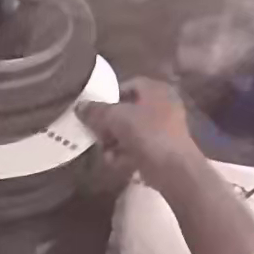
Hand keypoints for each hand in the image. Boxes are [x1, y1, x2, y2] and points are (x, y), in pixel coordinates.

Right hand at [76, 78, 205, 191]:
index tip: (94, 109)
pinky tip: (114, 162)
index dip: (110, 96)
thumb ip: (96, 111)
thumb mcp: (116, 117)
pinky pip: (137, 147)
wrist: (173, 168)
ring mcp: (163, 129)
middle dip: (108, 123)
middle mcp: (162, 105)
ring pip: (130, 130)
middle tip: (96, 133)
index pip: (128, 85)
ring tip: (104, 151)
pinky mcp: (160, 149)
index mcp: (156, 90)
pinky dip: (124, 153)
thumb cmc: (147, 134)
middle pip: (127, 110)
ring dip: (113, 141)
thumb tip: (80, 106)